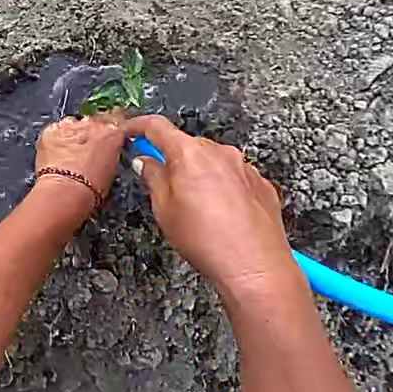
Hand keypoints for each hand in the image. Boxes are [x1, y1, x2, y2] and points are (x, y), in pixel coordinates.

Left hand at [32, 114, 125, 212]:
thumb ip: (112, 153)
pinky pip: (55, 130)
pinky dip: (56, 140)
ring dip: (74, 135)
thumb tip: (108, 153)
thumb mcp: (113, 170)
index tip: (115, 136)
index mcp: (113, 132)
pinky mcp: (51, 131)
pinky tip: (57, 154)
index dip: (117, 129)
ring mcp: (70, 126)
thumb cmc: (92, 187)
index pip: (120, 122)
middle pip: (95, 121)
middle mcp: (92, 124)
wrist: (66, 190)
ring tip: (72, 155)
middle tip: (89, 150)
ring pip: (74, 124)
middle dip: (93, 132)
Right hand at [122, 115, 300, 298]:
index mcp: (190, 154)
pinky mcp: (260, 183)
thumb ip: (153, 178)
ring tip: (198, 210)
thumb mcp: (165, 210)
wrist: (254, 265)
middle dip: (174, 160)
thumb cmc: (208, 241)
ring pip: (212, 161)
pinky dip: (223, 187)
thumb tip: (146, 162)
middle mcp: (219, 152)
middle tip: (165, 186)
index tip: (132, 130)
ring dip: (200, 175)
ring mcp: (243, 166)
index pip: (158, 127)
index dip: (140, 126)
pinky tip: (221, 214)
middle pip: (188, 145)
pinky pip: (234, 176)